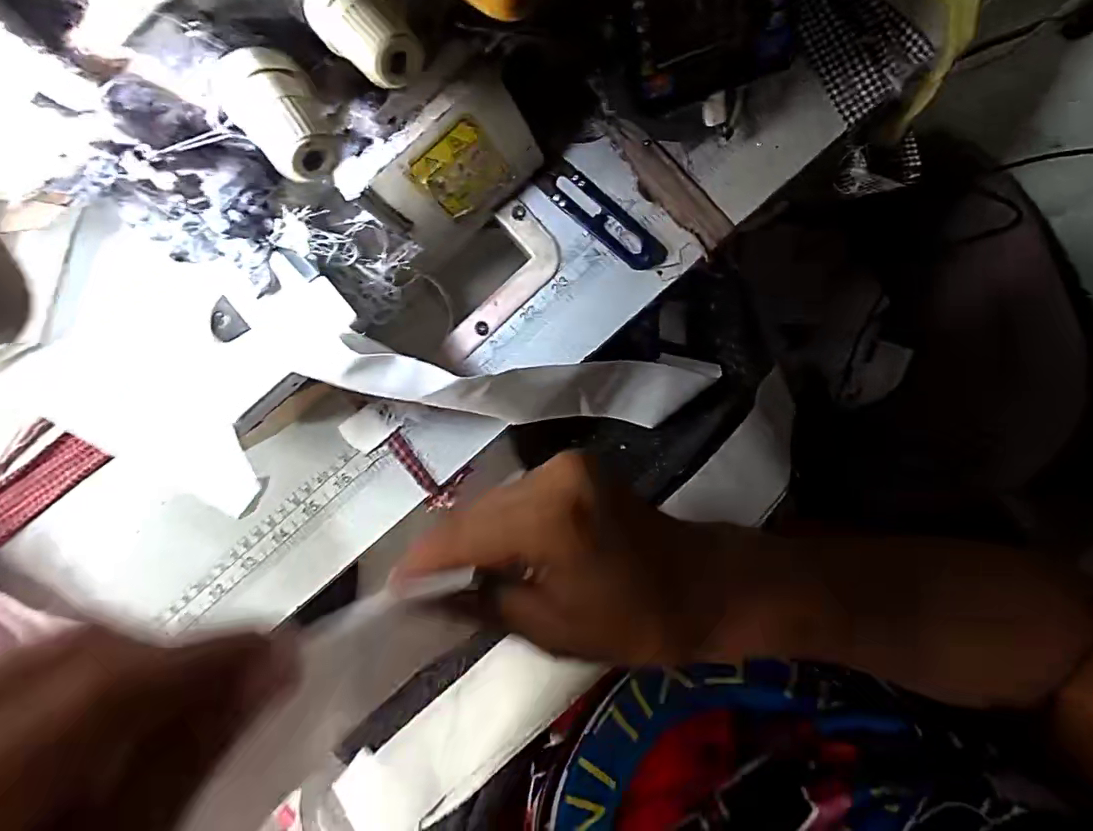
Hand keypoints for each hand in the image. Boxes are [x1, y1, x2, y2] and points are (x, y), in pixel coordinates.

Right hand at [393, 451, 726, 664]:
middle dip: (442, 547)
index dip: (424, 561)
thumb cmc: (633, 621)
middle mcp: (553, 474)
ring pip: (495, 499)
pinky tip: (487, 549)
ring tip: (444, 572)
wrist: (700, 584)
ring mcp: (566, 464)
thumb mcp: (551, 628)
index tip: (391, 588)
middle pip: (476, 509)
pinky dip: (497, 521)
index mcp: (550, 516)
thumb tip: (430, 597)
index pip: (465, 532)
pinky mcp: (574, 465)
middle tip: (412, 585)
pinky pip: (518, 493)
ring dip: (469, 532)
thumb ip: (484, 603)